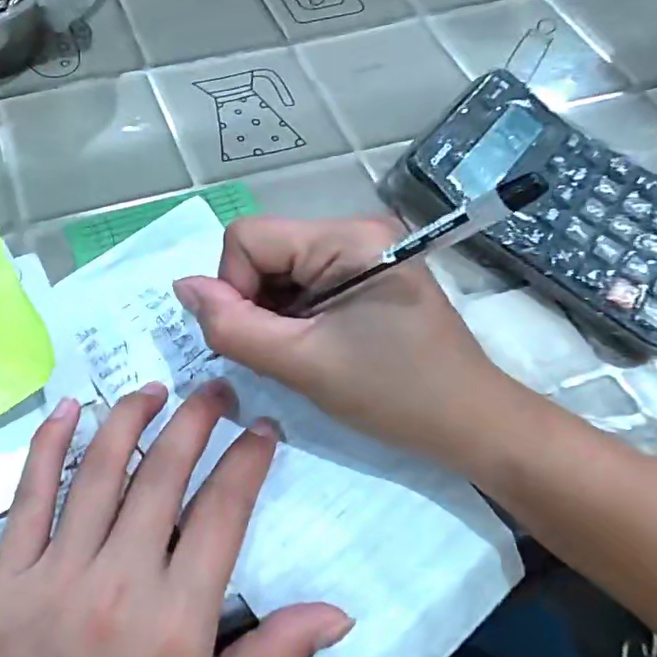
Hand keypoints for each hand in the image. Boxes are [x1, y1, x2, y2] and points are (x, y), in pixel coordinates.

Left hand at [0, 382, 352, 656]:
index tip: (263, 428)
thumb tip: (337, 610)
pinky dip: (47, 447)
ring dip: (126, 421)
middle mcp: (118, 582)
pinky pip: (27, 498)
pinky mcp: (3, 578)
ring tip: (152, 389)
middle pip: (161, 479)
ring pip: (96, 475)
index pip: (221, 516)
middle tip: (212, 389)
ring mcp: (54, 574)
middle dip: (194, 424)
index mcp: (178, 623)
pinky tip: (67, 410)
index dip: (246, 463)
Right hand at [172, 216, 535, 472]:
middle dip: (253, 303)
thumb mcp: (300, 363)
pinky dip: (287, 316)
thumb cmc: (394, 394)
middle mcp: (353, 231)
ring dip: (269, 313)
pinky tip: (310, 345)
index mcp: (347, 238)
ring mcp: (359, 252)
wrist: (473, 425)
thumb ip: (232, 325)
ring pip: (273, 271)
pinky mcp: (362, 274)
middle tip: (282, 350)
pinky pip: (297, 284)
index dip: (233, 287)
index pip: (247, 239)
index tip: (260, 336)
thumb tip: (182, 287)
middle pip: (259, 252)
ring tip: (299, 352)